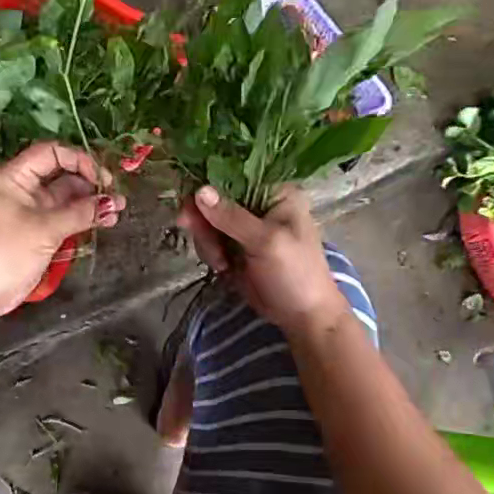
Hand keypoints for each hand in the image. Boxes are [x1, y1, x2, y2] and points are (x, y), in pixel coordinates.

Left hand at [0, 142, 123, 318]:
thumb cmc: (4, 253)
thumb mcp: (45, 229)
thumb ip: (81, 213)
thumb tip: (112, 203)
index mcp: (14, 177)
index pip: (52, 153)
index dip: (80, 160)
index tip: (102, 178)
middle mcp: (22, 188)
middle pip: (62, 174)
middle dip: (91, 183)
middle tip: (116, 195)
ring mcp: (30, 211)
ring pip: (67, 197)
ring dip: (92, 202)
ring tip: (118, 211)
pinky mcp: (37, 231)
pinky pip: (65, 217)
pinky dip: (84, 218)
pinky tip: (105, 222)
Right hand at [177, 185, 347, 335]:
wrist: (303, 317)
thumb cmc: (295, 273)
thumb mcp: (266, 242)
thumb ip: (232, 217)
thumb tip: (199, 190)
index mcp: (276, 193)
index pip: (235, 176)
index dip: (209, 186)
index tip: (190, 203)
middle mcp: (260, 205)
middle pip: (215, 198)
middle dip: (204, 219)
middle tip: (191, 230)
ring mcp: (246, 227)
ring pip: (208, 221)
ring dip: (207, 241)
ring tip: (222, 262)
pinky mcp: (236, 248)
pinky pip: (211, 240)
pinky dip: (211, 253)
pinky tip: (223, 268)